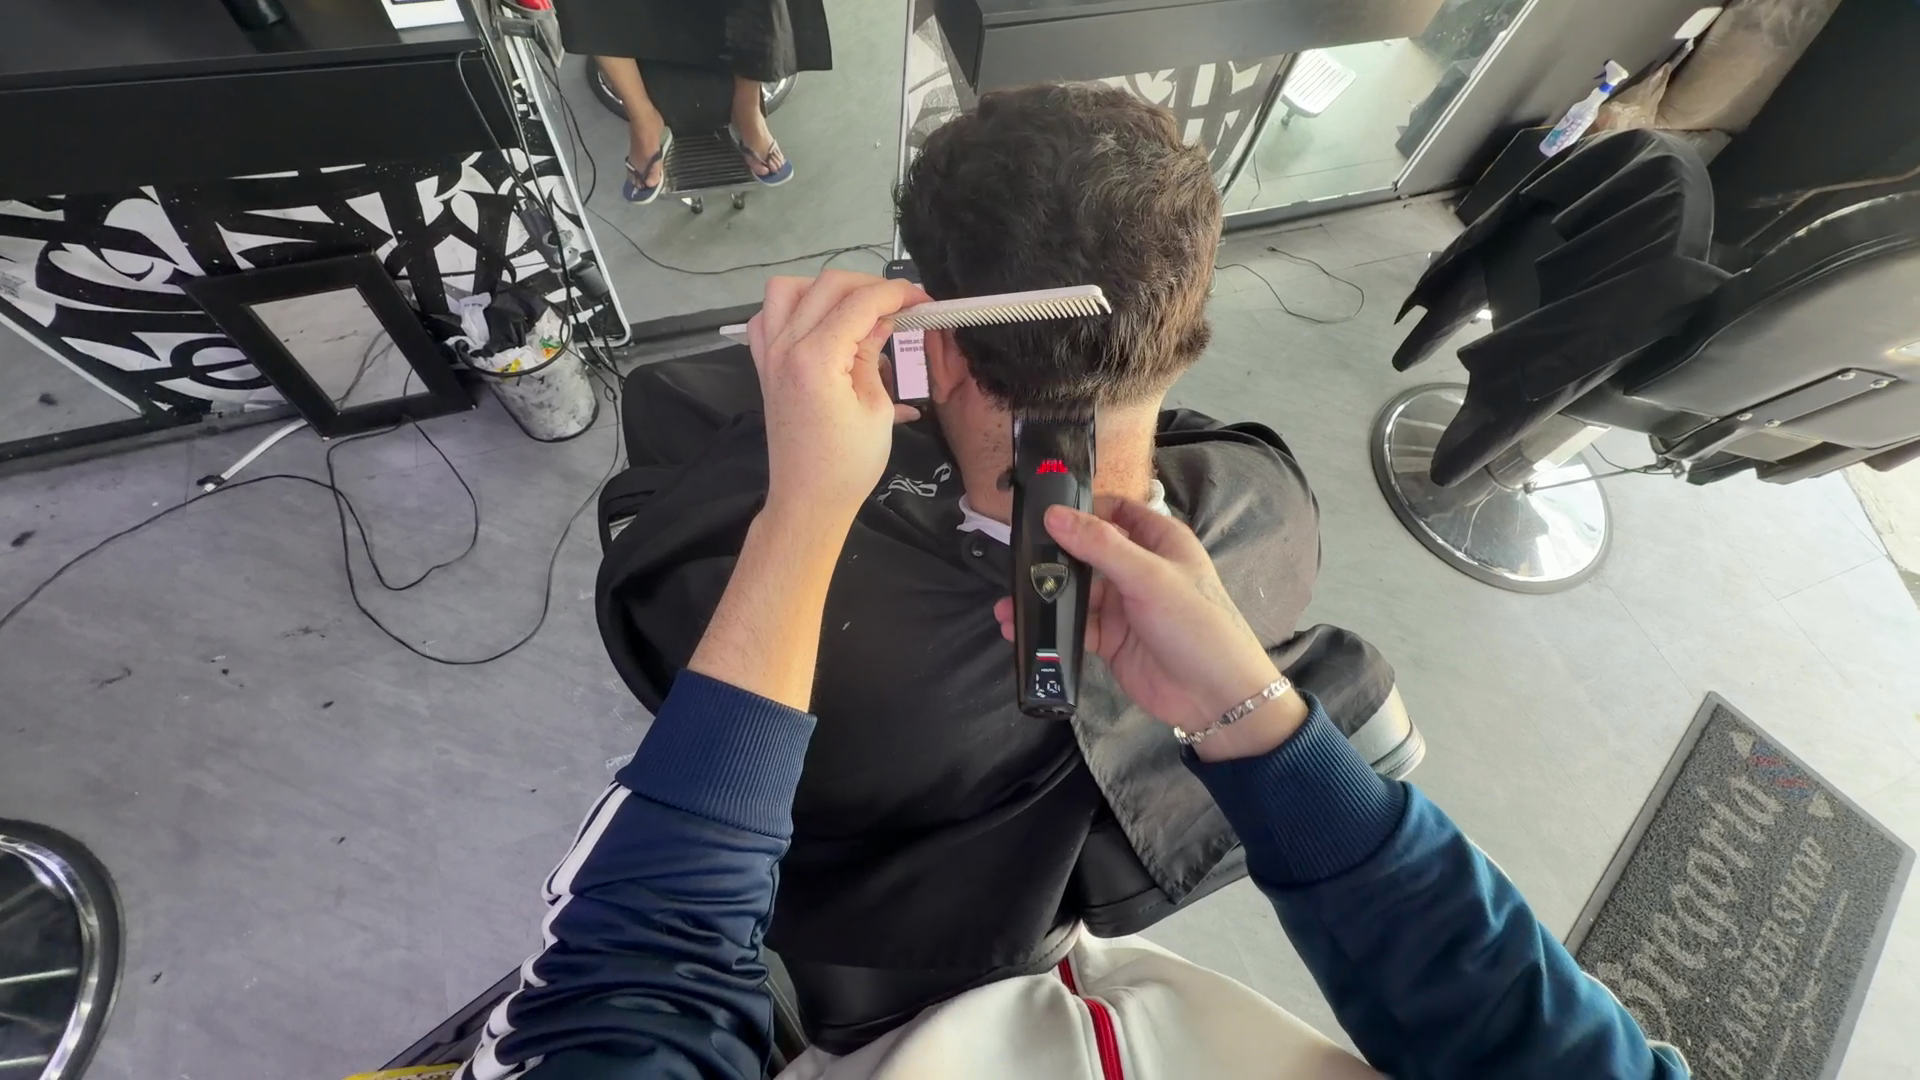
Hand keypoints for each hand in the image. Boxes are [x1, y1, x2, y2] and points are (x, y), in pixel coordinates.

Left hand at [746, 270, 929, 523]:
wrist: (808, 499)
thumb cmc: (849, 465)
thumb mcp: (877, 409)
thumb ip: (873, 355)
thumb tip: (879, 321)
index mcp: (816, 358)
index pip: (860, 303)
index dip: (896, 294)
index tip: (922, 299)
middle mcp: (786, 346)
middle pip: (827, 286)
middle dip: (869, 286)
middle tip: (899, 305)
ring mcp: (768, 354)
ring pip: (788, 289)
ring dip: (825, 289)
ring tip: (855, 308)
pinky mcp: (763, 366)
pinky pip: (767, 317)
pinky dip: (792, 308)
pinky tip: (817, 324)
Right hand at [994, 498, 1307, 760]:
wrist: (1215, 697)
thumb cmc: (1194, 623)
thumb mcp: (1148, 577)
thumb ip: (1099, 546)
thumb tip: (1053, 515)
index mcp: (1160, 542)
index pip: (1118, 512)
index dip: (1084, 510)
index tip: (1044, 514)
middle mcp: (1139, 569)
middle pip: (1088, 554)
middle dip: (1052, 559)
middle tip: (1014, 563)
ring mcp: (1123, 606)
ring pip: (1076, 593)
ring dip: (1045, 598)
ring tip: (1008, 605)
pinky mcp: (1110, 639)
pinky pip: (1074, 627)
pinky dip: (1049, 628)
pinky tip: (1021, 629)